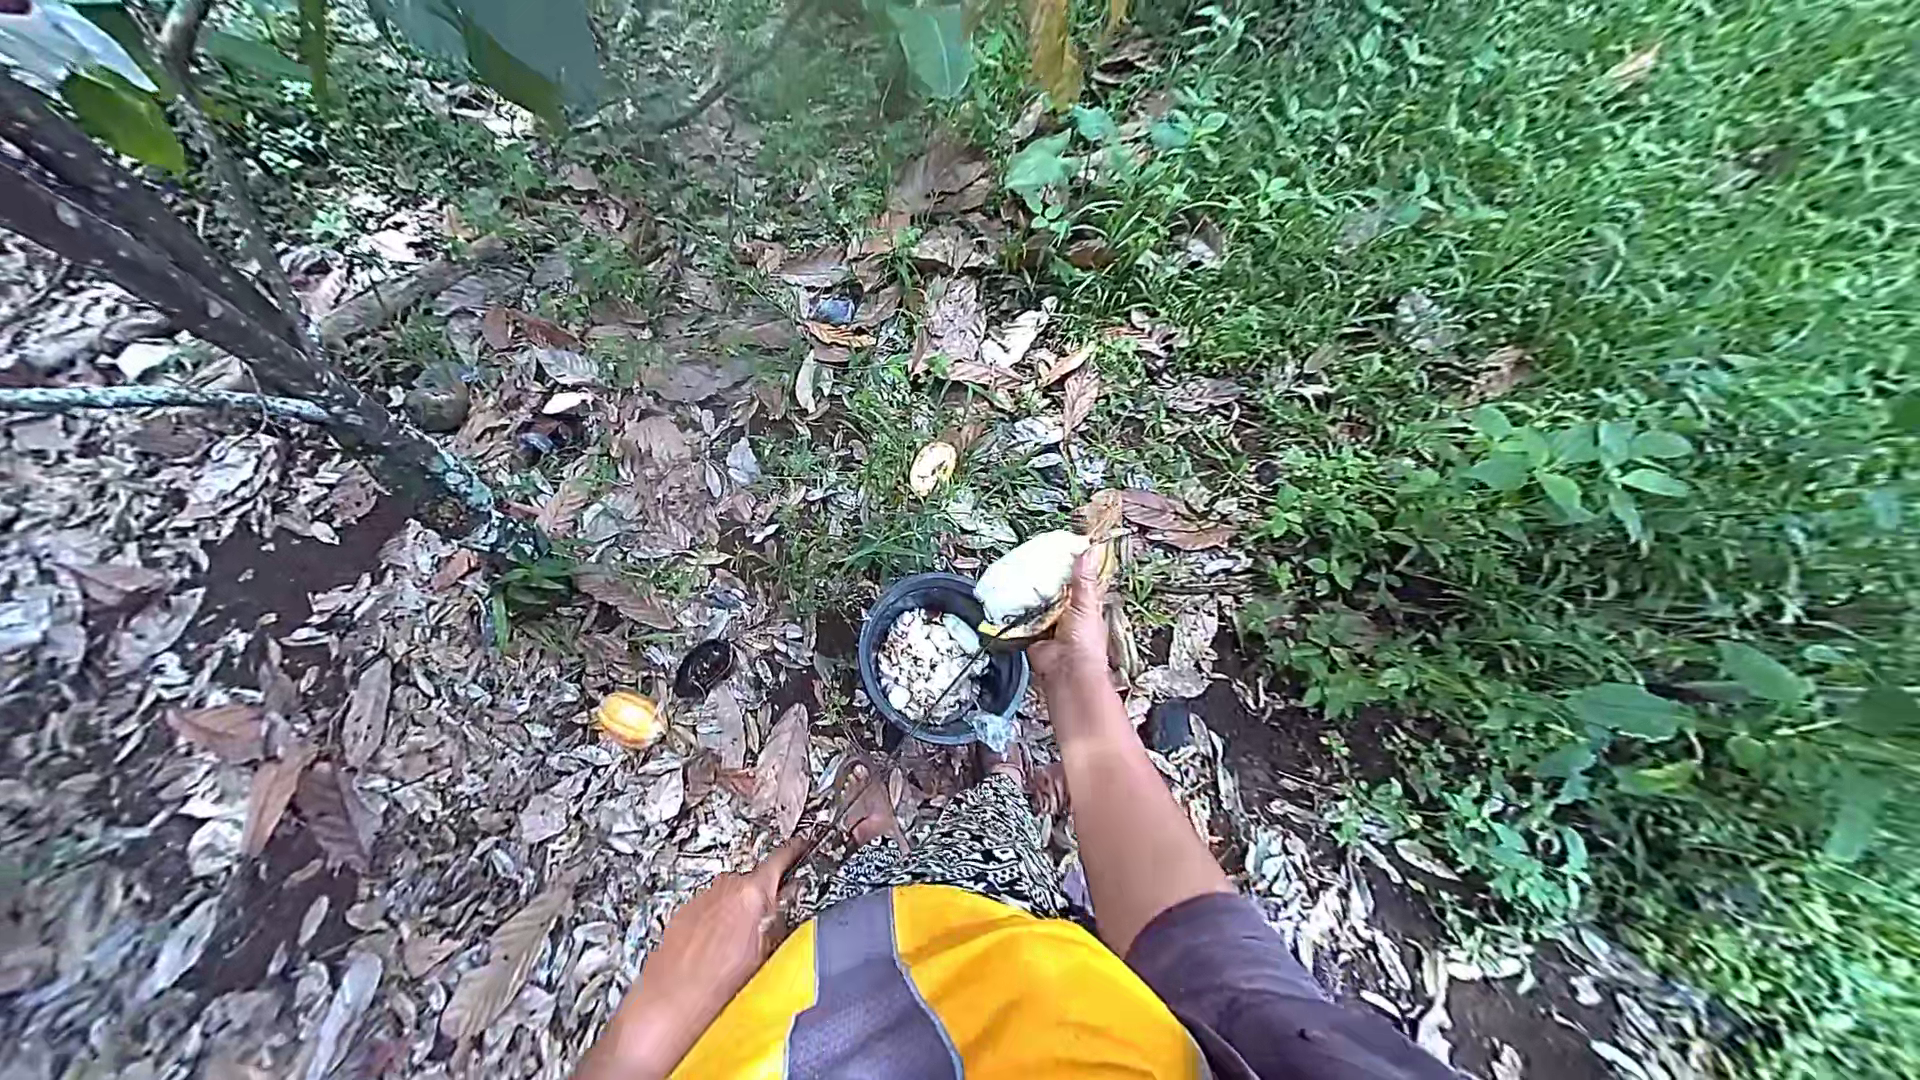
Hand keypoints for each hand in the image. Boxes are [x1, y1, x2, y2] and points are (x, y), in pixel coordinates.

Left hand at [646, 834, 809, 1015]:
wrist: (666, 1007)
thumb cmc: (715, 986)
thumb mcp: (765, 951)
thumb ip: (780, 915)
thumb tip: (789, 898)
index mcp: (752, 891)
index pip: (781, 857)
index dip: (795, 850)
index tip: (802, 844)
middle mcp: (725, 885)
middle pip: (754, 879)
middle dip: (762, 896)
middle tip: (767, 922)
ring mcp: (702, 896)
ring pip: (731, 893)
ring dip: (737, 909)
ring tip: (736, 945)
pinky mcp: (683, 911)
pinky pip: (710, 905)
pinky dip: (716, 919)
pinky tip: (714, 949)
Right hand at [1028, 548, 1109, 685]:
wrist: (1066, 671)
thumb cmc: (1085, 642)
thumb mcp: (1086, 605)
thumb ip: (1083, 580)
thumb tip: (1089, 551)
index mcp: (1084, 605)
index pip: (1076, 580)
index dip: (1068, 566)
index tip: (1056, 547)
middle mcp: (1065, 612)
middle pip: (1053, 589)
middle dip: (1044, 577)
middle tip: (1031, 557)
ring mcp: (1048, 622)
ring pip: (1037, 601)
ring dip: (1029, 592)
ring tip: (1017, 570)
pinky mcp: (1032, 631)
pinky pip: (1022, 616)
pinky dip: (1017, 608)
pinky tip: (1009, 592)